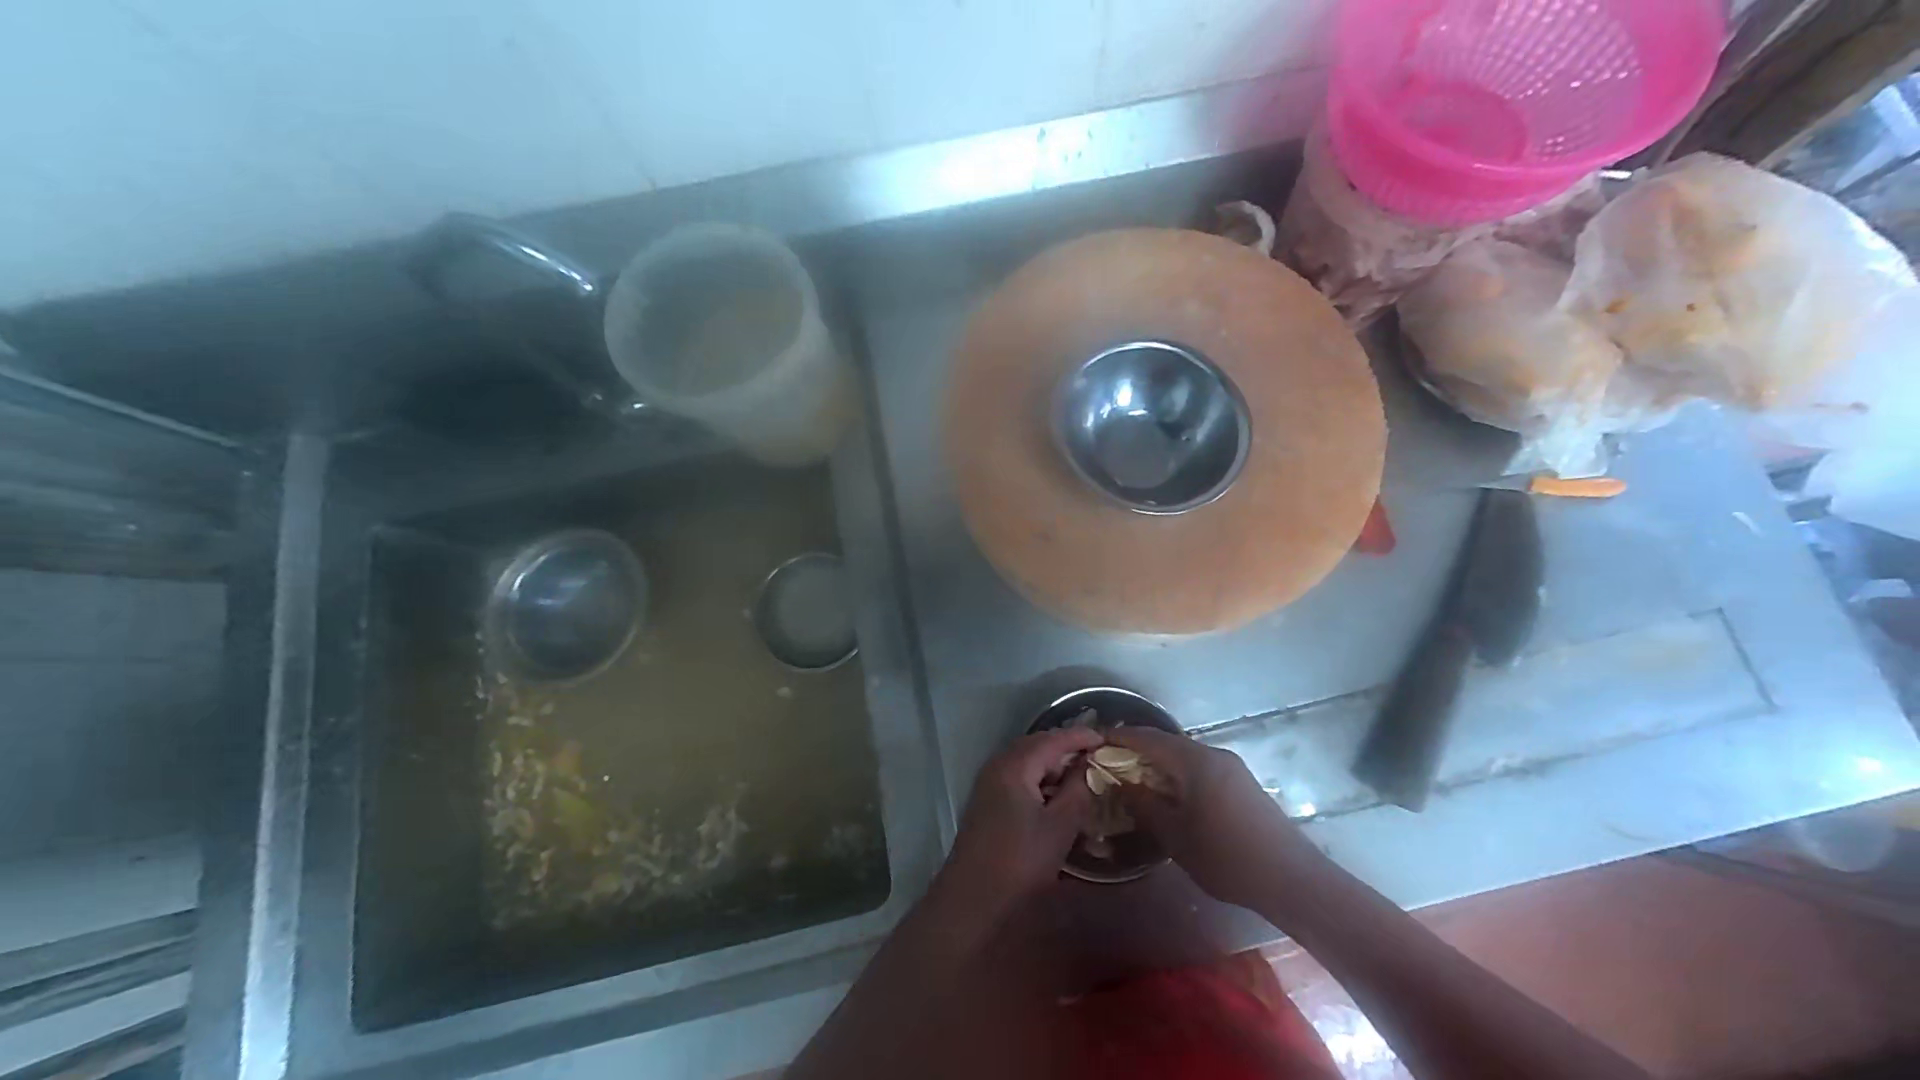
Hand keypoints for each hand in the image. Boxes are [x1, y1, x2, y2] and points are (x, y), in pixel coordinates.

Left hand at [941, 728, 1102, 914]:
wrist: (972, 897)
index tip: (1106, 739)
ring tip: (1082, 775)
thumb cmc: (1019, 862)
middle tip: (1096, 756)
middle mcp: (998, 766)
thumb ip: (1077, 790)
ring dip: (1053, 764)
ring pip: (1026, 761)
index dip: (1080, 737)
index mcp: (1014, 766)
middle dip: (1066, 747)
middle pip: (1036, 745)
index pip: (1052, 739)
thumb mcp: (1059, 827)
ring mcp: (989, 783)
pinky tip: (1057, 796)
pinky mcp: (987, 801)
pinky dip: (1040, 779)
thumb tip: (1088, 766)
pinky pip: (1018, 777)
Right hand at [1111, 726, 1319, 910]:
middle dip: (1136, 749)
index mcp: (1194, 761)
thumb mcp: (1175, 835)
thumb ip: (1144, 805)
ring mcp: (1232, 769)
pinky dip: (1178, 773)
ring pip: (1185, 756)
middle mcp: (1214, 755)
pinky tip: (1169, 793)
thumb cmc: (1227, 856)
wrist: (1293, 880)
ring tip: (1134, 778)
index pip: (1148, 738)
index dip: (1119, 737)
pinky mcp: (1242, 784)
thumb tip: (1122, 784)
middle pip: (1167, 743)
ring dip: (1158, 763)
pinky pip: (1200, 768)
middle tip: (1109, 761)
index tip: (1094, 741)